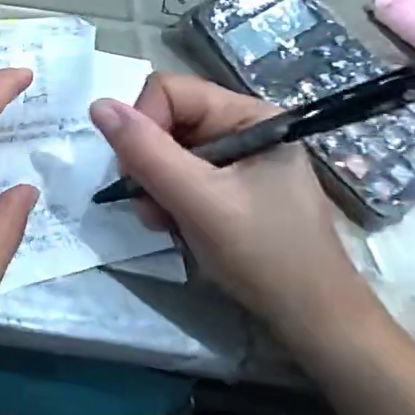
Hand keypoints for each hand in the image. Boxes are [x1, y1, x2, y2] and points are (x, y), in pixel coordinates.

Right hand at [89, 73, 371, 332]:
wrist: (317, 324)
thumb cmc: (265, 255)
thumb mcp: (200, 201)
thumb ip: (147, 152)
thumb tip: (98, 104)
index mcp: (247, 114)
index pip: (169, 91)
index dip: (143, 125)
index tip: (138, 174)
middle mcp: (241, 126)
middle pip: (166, 119)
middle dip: (149, 163)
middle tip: (151, 207)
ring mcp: (236, 158)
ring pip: (168, 150)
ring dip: (155, 186)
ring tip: (166, 223)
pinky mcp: (230, 186)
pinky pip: (180, 175)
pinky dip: (168, 199)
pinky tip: (176, 227)